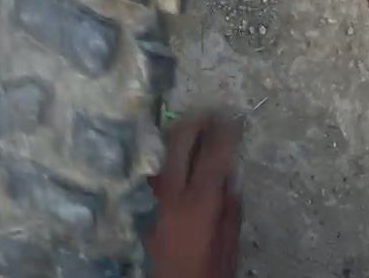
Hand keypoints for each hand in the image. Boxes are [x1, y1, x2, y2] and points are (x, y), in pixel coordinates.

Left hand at [147, 117, 241, 277]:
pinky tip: (171, 153)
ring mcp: (147, 194)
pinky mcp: (133, 201)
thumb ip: (229, 213)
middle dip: (198, 120)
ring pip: (161, 147)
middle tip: (213, 114)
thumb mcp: (226, 254)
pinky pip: (150, 165)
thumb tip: (232, 177)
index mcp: (197, 204)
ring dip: (179, 132)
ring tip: (194, 128)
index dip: (226, 130)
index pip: (213, 153)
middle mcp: (168, 191)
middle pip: (180, 138)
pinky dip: (163, 152)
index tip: (235, 117)